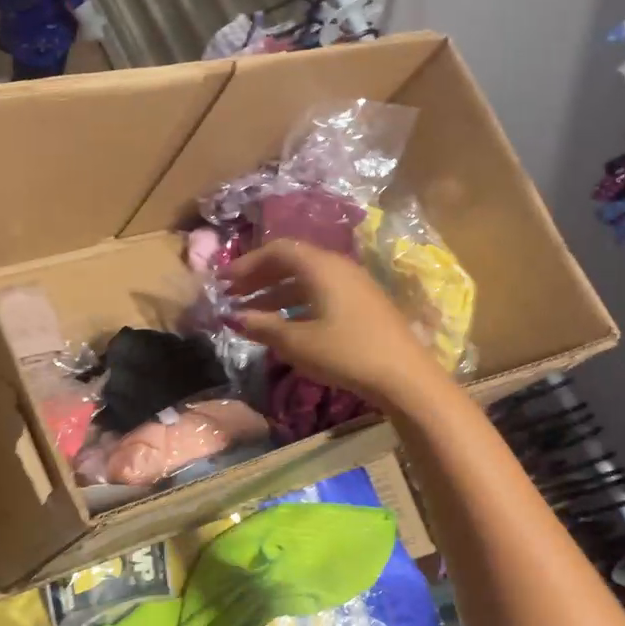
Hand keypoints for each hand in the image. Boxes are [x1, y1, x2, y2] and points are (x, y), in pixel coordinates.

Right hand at [225, 240, 446, 405]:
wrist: (402, 375)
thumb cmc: (344, 352)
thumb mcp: (295, 342)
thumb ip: (261, 326)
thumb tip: (232, 317)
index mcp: (321, 267)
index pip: (277, 250)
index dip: (246, 264)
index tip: (223, 282)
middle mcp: (337, 267)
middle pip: (291, 262)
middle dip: (257, 277)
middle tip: (231, 296)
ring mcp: (352, 285)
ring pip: (304, 279)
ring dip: (273, 292)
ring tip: (249, 313)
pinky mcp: (359, 304)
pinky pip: (318, 293)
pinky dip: (293, 303)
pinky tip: (281, 323)